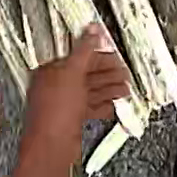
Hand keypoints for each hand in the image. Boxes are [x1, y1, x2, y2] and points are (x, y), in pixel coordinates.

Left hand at [19, 23, 131, 167]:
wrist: (52, 147)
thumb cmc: (55, 111)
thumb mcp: (73, 72)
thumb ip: (84, 49)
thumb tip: (92, 29)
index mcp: (50, 71)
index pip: (78, 57)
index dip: (98, 56)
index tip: (115, 57)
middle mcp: (54, 87)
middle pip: (85, 74)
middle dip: (107, 73)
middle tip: (125, 73)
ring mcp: (62, 105)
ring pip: (89, 92)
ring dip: (108, 89)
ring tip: (125, 89)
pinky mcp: (70, 121)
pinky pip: (89, 108)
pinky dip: (102, 105)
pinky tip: (112, 105)